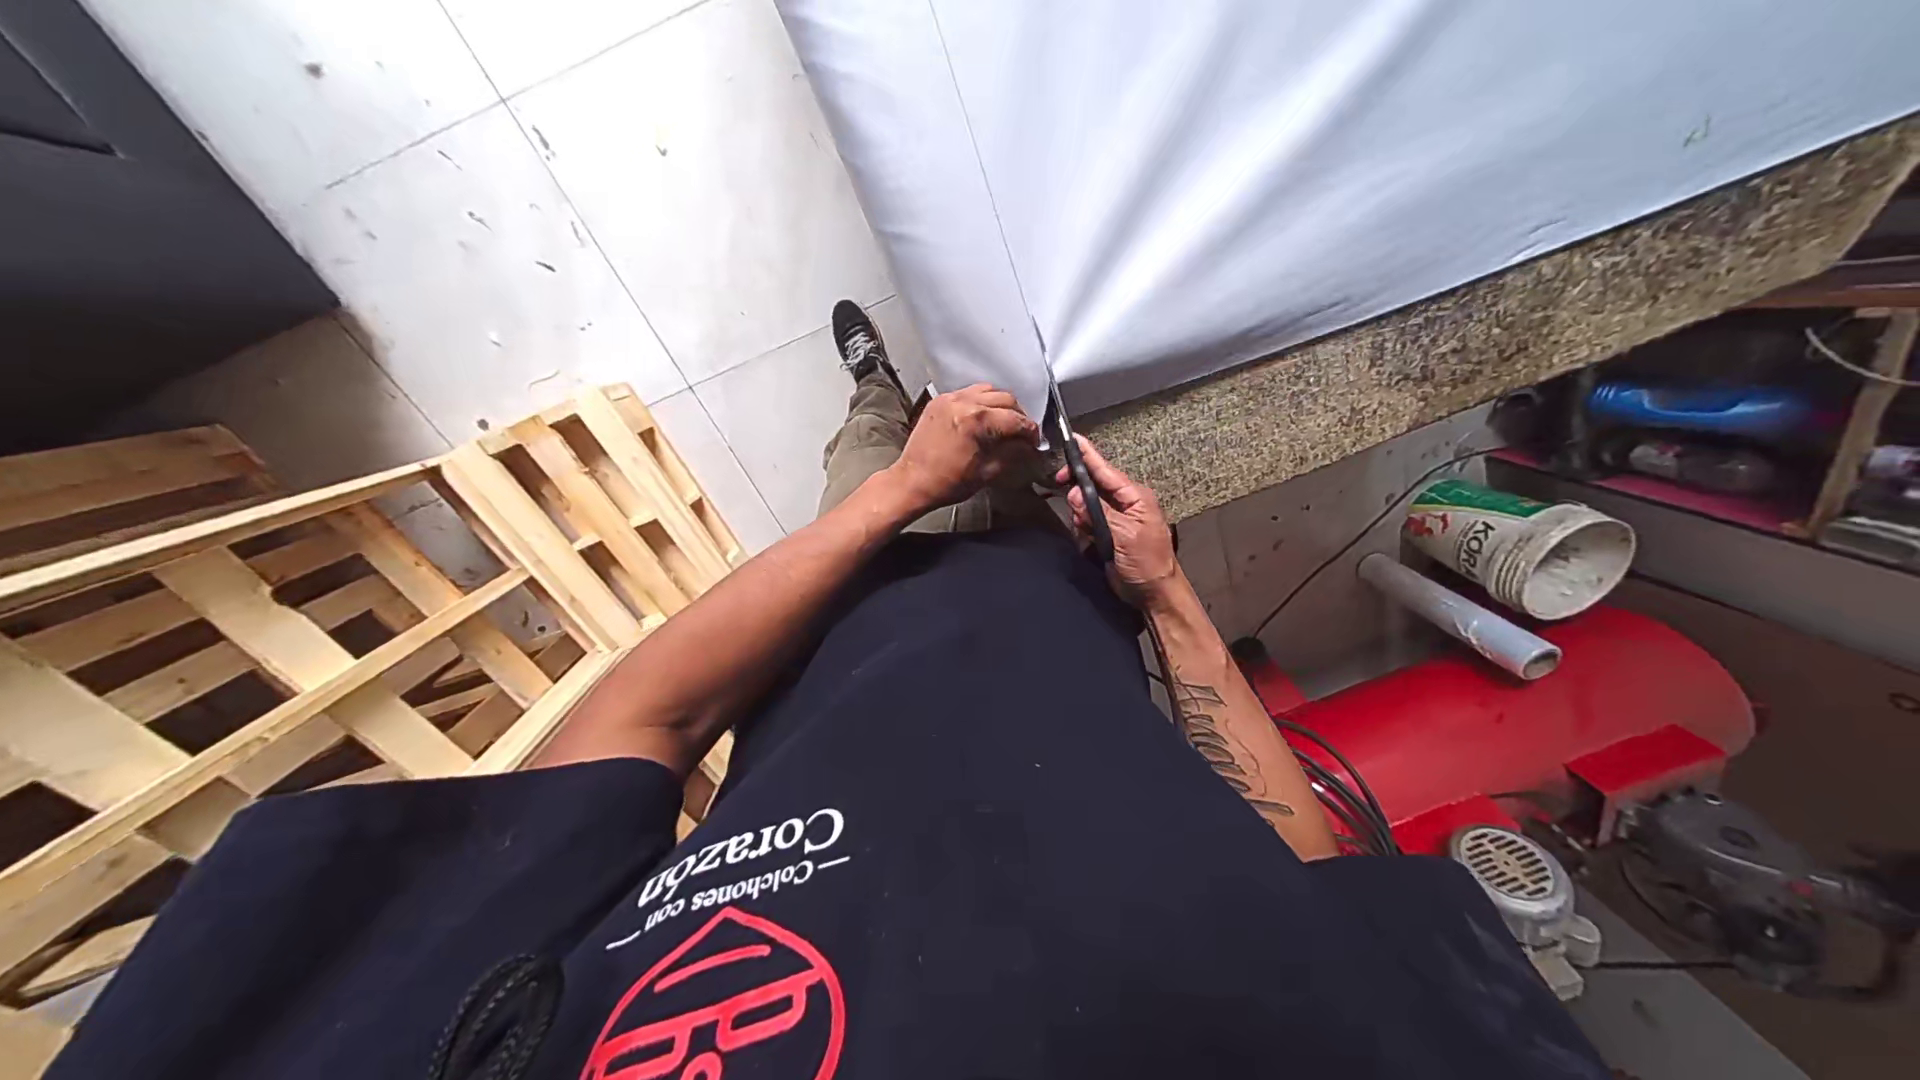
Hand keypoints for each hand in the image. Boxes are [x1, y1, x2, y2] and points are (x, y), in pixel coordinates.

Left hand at [885, 383, 1039, 514]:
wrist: (912, 482)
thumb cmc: (944, 482)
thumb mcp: (987, 472)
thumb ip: (1012, 453)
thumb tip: (1026, 445)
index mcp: (976, 421)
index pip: (1015, 419)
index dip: (1030, 431)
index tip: (1034, 440)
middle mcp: (963, 403)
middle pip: (1005, 399)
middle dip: (1019, 415)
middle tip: (1024, 433)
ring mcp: (949, 400)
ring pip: (988, 390)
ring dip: (1001, 404)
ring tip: (1005, 422)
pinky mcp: (939, 402)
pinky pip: (968, 392)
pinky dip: (981, 401)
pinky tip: (984, 416)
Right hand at [1056, 436, 1183, 607]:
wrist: (1153, 593)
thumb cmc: (1148, 564)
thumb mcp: (1124, 535)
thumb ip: (1098, 512)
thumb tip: (1075, 492)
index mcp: (1135, 497)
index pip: (1106, 470)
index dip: (1088, 455)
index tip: (1072, 439)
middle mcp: (1125, 503)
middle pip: (1092, 486)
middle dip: (1078, 495)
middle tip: (1068, 501)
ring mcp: (1116, 518)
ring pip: (1085, 506)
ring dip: (1082, 519)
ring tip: (1093, 537)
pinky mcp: (1108, 533)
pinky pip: (1087, 523)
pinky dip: (1084, 531)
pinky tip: (1092, 543)